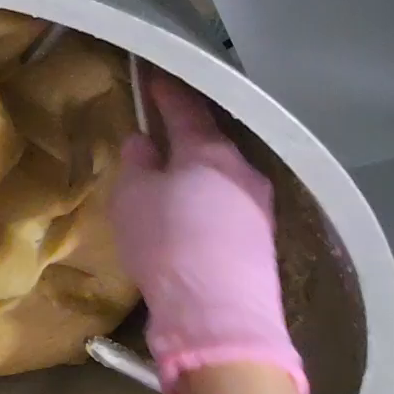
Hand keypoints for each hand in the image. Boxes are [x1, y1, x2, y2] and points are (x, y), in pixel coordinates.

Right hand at [109, 74, 306, 393]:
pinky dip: (204, 203)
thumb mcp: (133, 198)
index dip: (167, 93)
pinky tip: (187, 218)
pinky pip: (226, 207)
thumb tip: (146, 143)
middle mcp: (243, 172)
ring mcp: (259, 209)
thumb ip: (138, 165)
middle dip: (185, 138)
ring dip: (195, 174)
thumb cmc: (167, 243)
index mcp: (210, 152)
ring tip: (168, 181)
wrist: (218, 315)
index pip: (186, 111)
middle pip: (210, 145)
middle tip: (158, 134)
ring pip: (220, 178)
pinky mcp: (260, 243)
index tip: (154, 77)